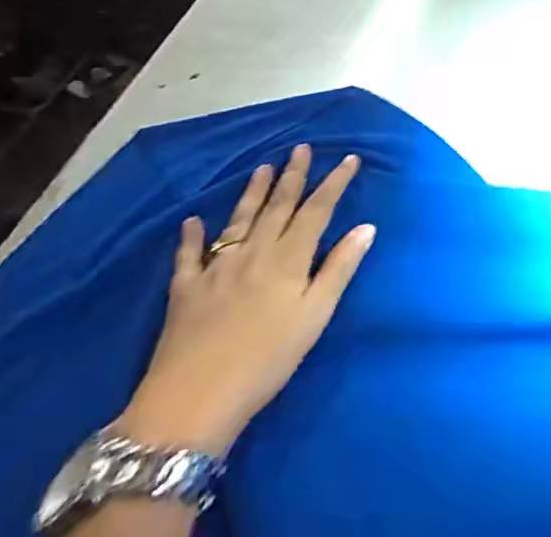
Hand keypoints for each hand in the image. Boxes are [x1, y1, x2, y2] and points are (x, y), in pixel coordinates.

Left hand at [117, 145, 375, 456]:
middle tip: (302, 148)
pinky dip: (191, 237)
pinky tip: (192, 221)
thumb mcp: (316, 315)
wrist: (192, 402)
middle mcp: (253, 254)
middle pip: (278, 208)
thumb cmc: (268, 359)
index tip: (350, 159)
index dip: (334, 183)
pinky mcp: (184, 293)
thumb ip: (339, 268)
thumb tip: (366, 227)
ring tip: (262, 168)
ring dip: (252, 193)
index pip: (317, 211)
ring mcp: (215, 271)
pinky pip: (188, 257)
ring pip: (239, 222)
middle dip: (293, 176)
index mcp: (288, 259)